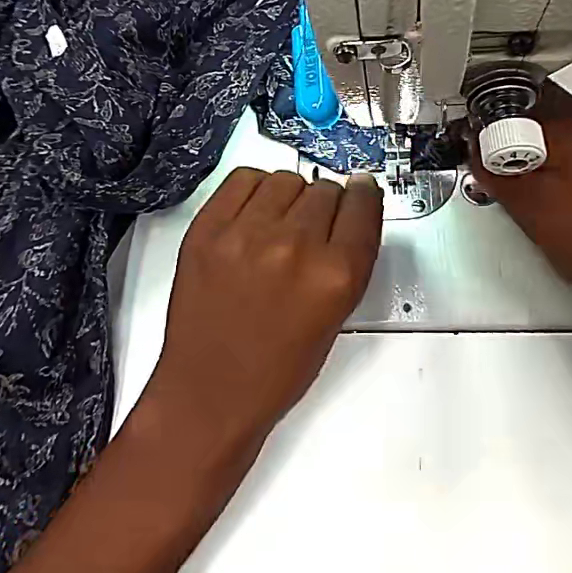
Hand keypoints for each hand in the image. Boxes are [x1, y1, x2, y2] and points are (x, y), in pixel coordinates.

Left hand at [148, 169, 381, 448]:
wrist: (209, 394)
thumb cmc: (272, 370)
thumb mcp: (335, 317)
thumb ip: (349, 260)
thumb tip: (353, 211)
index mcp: (335, 276)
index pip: (363, 204)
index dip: (364, 194)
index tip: (361, 190)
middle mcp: (294, 249)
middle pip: (327, 190)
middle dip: (327, 205)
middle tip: (314, 226)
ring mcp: (246, 235)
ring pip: (287, 179)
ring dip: (292, 196)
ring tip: (281, 223)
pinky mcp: (208, 230)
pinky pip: (243, 178)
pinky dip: (255, 189)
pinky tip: (255, 212)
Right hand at [469, 82, 571, 317]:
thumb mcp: (526, 203)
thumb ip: (493, 170)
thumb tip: (477, 151)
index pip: (518, 97)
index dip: (490, 117)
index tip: (476, 139)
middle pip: (536, 110)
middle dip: (507, 132)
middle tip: (491, 159)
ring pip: (552, 132)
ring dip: (527, 148)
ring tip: (516, 181)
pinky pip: (568, 150)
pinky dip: (548, 163)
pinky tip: (541, 194)